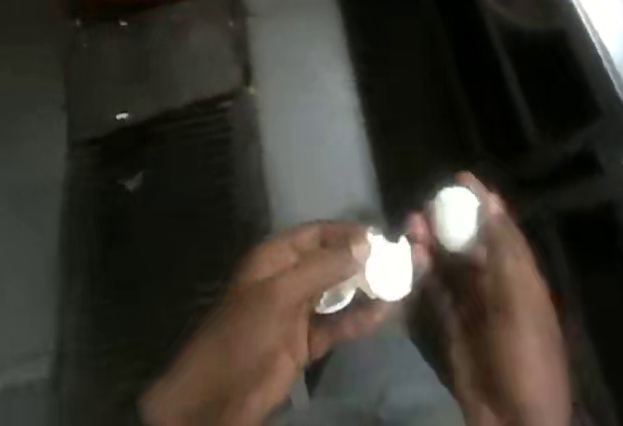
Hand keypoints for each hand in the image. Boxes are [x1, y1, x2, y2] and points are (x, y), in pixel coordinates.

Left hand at [140, 222, 395, 425]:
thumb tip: (363, 243)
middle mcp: (288, 277)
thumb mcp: (282, 292)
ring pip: (337, 293)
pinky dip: (360, 319)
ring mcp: (298, 310)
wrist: (221, 390)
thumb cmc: (246, 330)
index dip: (346, 232)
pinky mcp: (306, 342)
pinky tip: (385, 313)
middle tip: (399, 259)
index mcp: (275, 256)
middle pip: (330, 261)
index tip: (381, 235)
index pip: (316, 234)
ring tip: (400, 282)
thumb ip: (322, 268)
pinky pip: (338, 324)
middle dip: (361, 259)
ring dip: (365, 288)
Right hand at [409, 174, 572, 425]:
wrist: (514, 421)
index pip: (502, 231)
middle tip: (425, 204)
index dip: (483, 204)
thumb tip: (491, 202)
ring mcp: (474, 307)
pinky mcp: (453, 325)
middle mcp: (497, 288)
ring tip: (411, 224)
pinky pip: (436, 289)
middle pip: (471, 244)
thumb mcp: (518, 300)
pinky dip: (424, 270)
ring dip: (432, 243)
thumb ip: (503, 250)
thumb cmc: (524, 356)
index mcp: (521, 280)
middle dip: (449, 221)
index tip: (461, 178)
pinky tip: (412, 254)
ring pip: (450, 264)